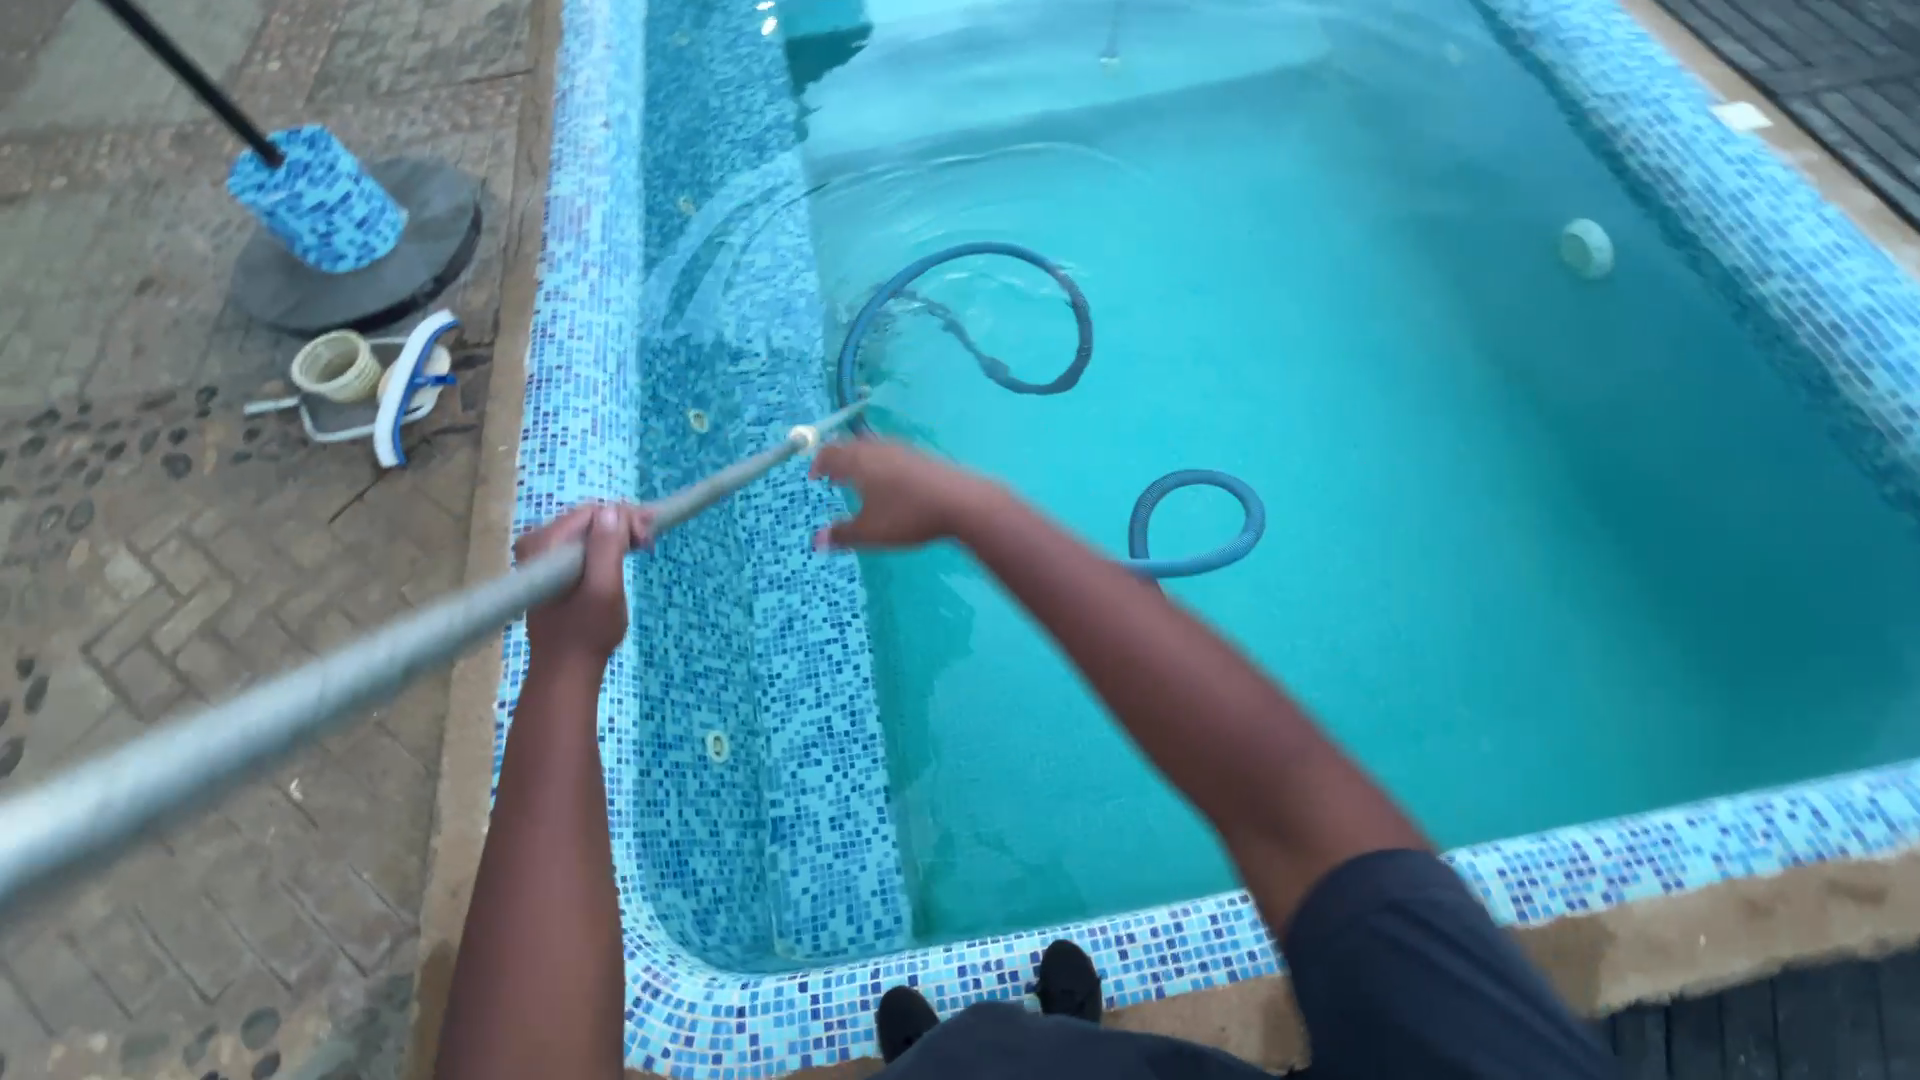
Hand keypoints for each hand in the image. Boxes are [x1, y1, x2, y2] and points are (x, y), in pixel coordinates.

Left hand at [515, 503, 653, 666]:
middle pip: (589, 519)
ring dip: (617, 536)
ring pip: (588, 530)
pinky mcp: (550, 566)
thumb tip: (614, 511)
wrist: (567, 667)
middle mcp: (536, 543)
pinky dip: (606, 546)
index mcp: (545, 545)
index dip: (625, 520)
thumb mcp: (604, 590)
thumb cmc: (588, 633)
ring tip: (643, 547)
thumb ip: (607, 549)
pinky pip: (582, 543)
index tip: (649, 541)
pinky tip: (625, 553)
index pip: (593, 513)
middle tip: (650, 544)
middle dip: (623, 526)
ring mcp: (541, 555)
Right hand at [810, 439, 1003, 550]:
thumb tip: (816, 542)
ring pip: (872, 448)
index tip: (814, 477)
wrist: (960, 501)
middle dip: (838, 459)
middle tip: (833, 475)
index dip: (818, 464)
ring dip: (860, 460)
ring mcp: (902, 449)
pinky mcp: (922, 456)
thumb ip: (842, 535)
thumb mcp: (870, 532)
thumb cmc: (907, 515)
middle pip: (850, 446)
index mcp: (858, 461)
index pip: (829, 454)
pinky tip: (890, 482)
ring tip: (859, 479)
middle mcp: (877, 448)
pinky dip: (880, 463)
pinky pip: (891, 454)